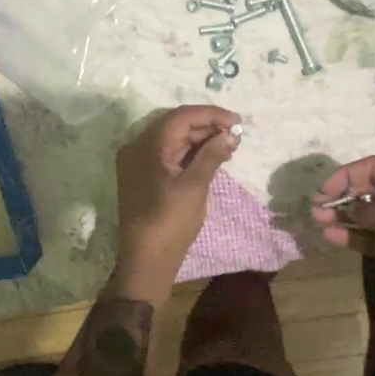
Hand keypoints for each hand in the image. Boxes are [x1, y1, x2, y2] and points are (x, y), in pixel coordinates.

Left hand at [110, 105, 241, 303]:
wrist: (145, 260)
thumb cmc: (169, 222)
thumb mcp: (194, 187)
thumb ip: (212, 156)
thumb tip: (231, 135)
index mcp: (146, 146)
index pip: (181, 116)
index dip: (211, 115)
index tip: (237, 121)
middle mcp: (137, 148)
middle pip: (175, 125)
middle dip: (206, 126)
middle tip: (235, 135)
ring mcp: (138, 163)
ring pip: (172, 140)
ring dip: (200, 139)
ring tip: (228, 145)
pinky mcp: (143, 176)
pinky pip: (167, 155)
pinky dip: (189, 153)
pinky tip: (210, 157)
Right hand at [311, 156, 374, 346]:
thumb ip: (374, 212)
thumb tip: (352, 207)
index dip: (349, 174)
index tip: (324, 190)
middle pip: (372, 191)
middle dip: (343, 195)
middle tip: (315, 207)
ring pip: (370, 217)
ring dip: (344, 217)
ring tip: (317, 221)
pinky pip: (374, 240)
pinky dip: (354, 237)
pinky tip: (331, 237)